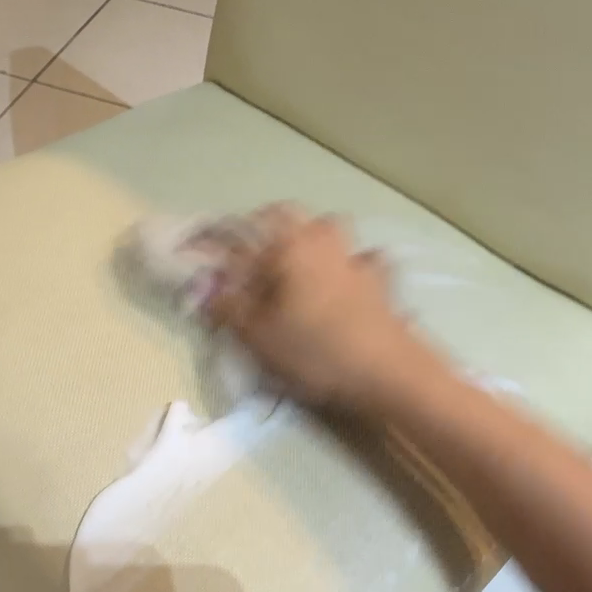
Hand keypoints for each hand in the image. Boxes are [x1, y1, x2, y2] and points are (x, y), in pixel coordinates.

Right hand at [204, 204, 428, 411]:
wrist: (387, 373)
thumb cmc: (313, 350)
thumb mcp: (257, 335)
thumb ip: (227, 306)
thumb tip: (204, 286)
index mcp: (289, 245)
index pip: (247, 225)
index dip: (225, 237)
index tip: (210, 256)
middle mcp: (324, 240)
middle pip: (292, 218)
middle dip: (271, 234)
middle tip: (255, 266)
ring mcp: (358, 258)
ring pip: (331, 233)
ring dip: (314, 245)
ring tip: (300, 274)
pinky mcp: (383, 283)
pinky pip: (365, 263)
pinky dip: (352, 269)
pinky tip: (347, 288)